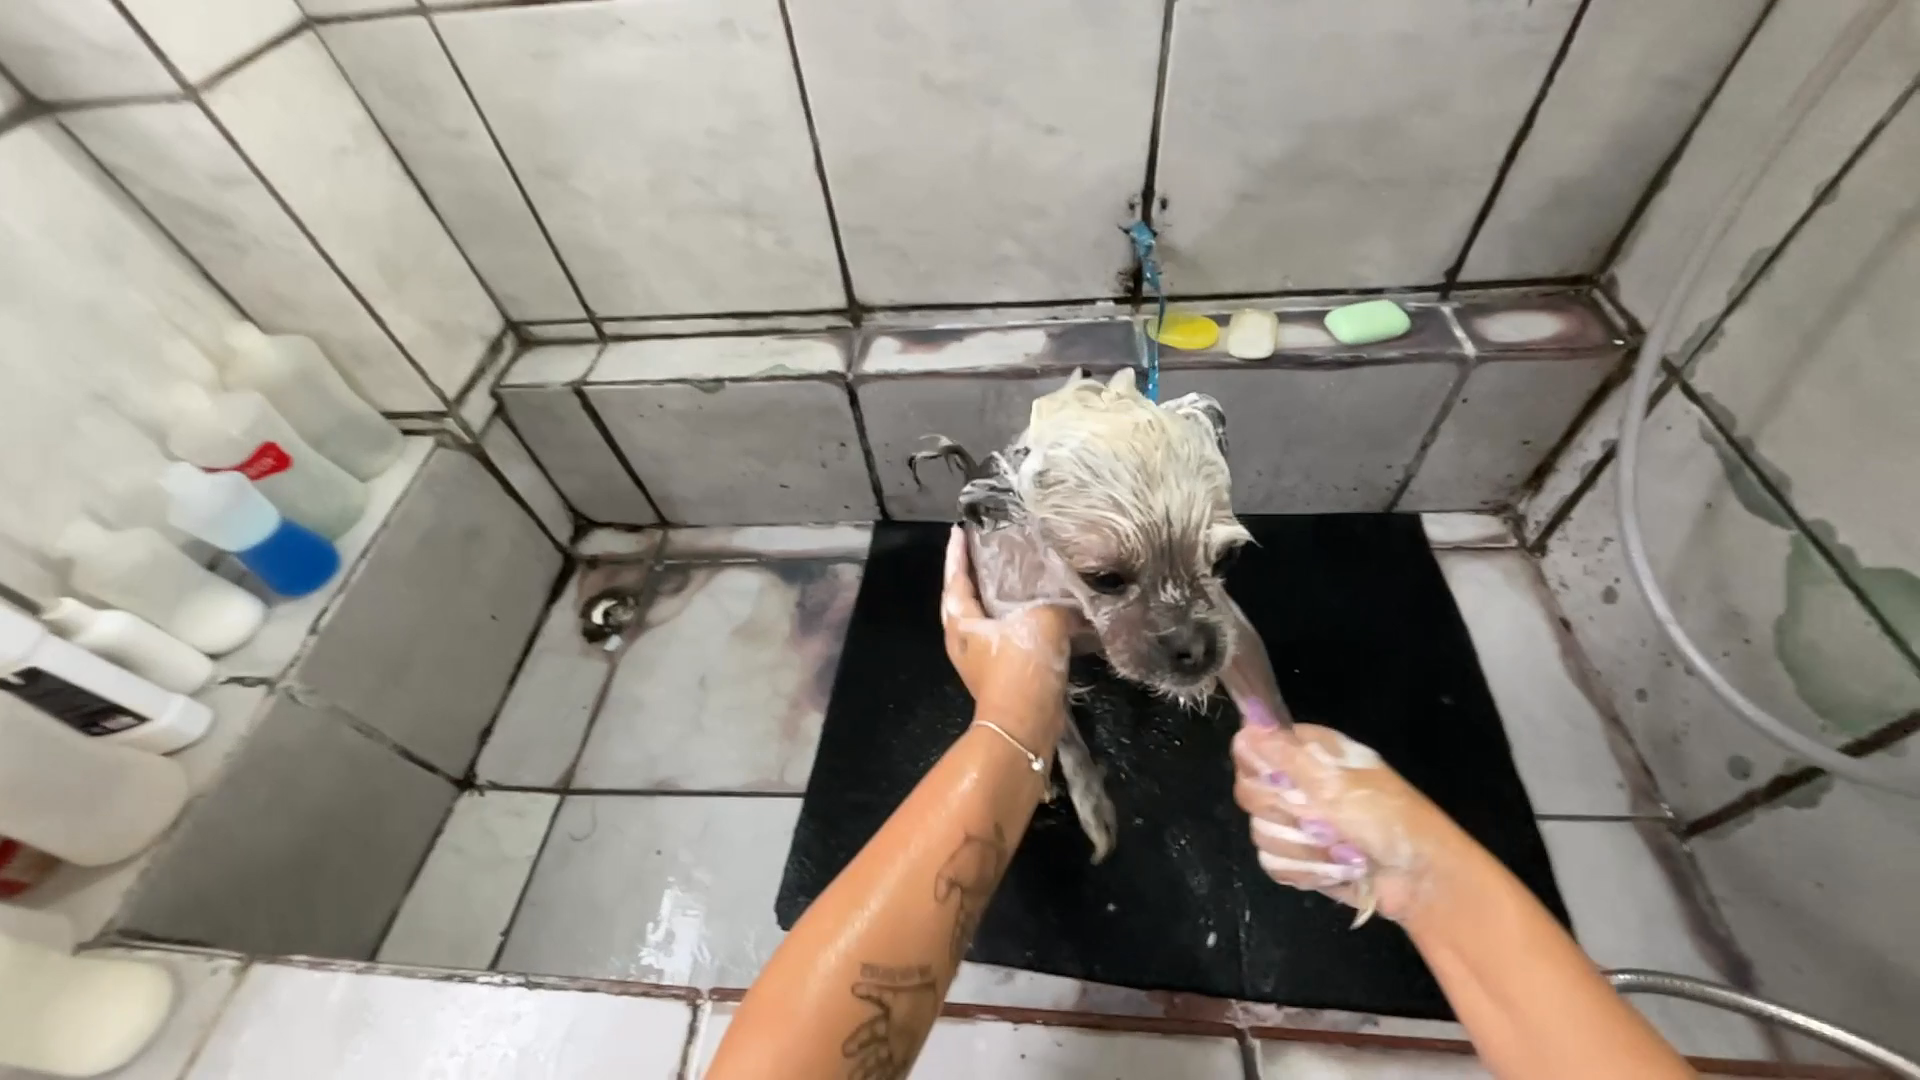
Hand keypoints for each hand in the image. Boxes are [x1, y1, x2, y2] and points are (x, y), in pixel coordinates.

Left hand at [941, 526, 1078, 734]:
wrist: (1024, 726)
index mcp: (962, 623)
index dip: (957, 553)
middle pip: (964, 598)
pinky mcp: (1001, 672)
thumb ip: (1056, 603)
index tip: (958, 530)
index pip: (955, 579)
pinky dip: (1016, 619)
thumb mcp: (1043, 623)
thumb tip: (1072, 599)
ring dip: (997, 597)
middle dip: (973, 573)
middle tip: (986, 549)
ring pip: (986, 617)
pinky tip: (1037, 610)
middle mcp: (964, 639)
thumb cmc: (1021, 668)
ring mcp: (981, 658)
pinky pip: (1005, 635)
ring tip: (1014, 574)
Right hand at [1232, 722, 1465, 922]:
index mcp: (1304, 752)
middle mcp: (1292, 782)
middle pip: (1250, 794)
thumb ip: (1286, 756)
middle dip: (1291, 817)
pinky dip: (1309, 871)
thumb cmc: (1389, 819)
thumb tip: (1246, 727)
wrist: (1423, 879)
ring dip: (1308, 849)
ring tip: (1346, 851)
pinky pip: (1273, 863)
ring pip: (1261, 832)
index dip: (1260, 770)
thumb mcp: (1338, 784)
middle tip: (1327, 820)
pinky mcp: (1295, 858)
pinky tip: (1338, 869)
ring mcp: (1292, 822)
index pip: (1249, 749)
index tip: (1285, 784)